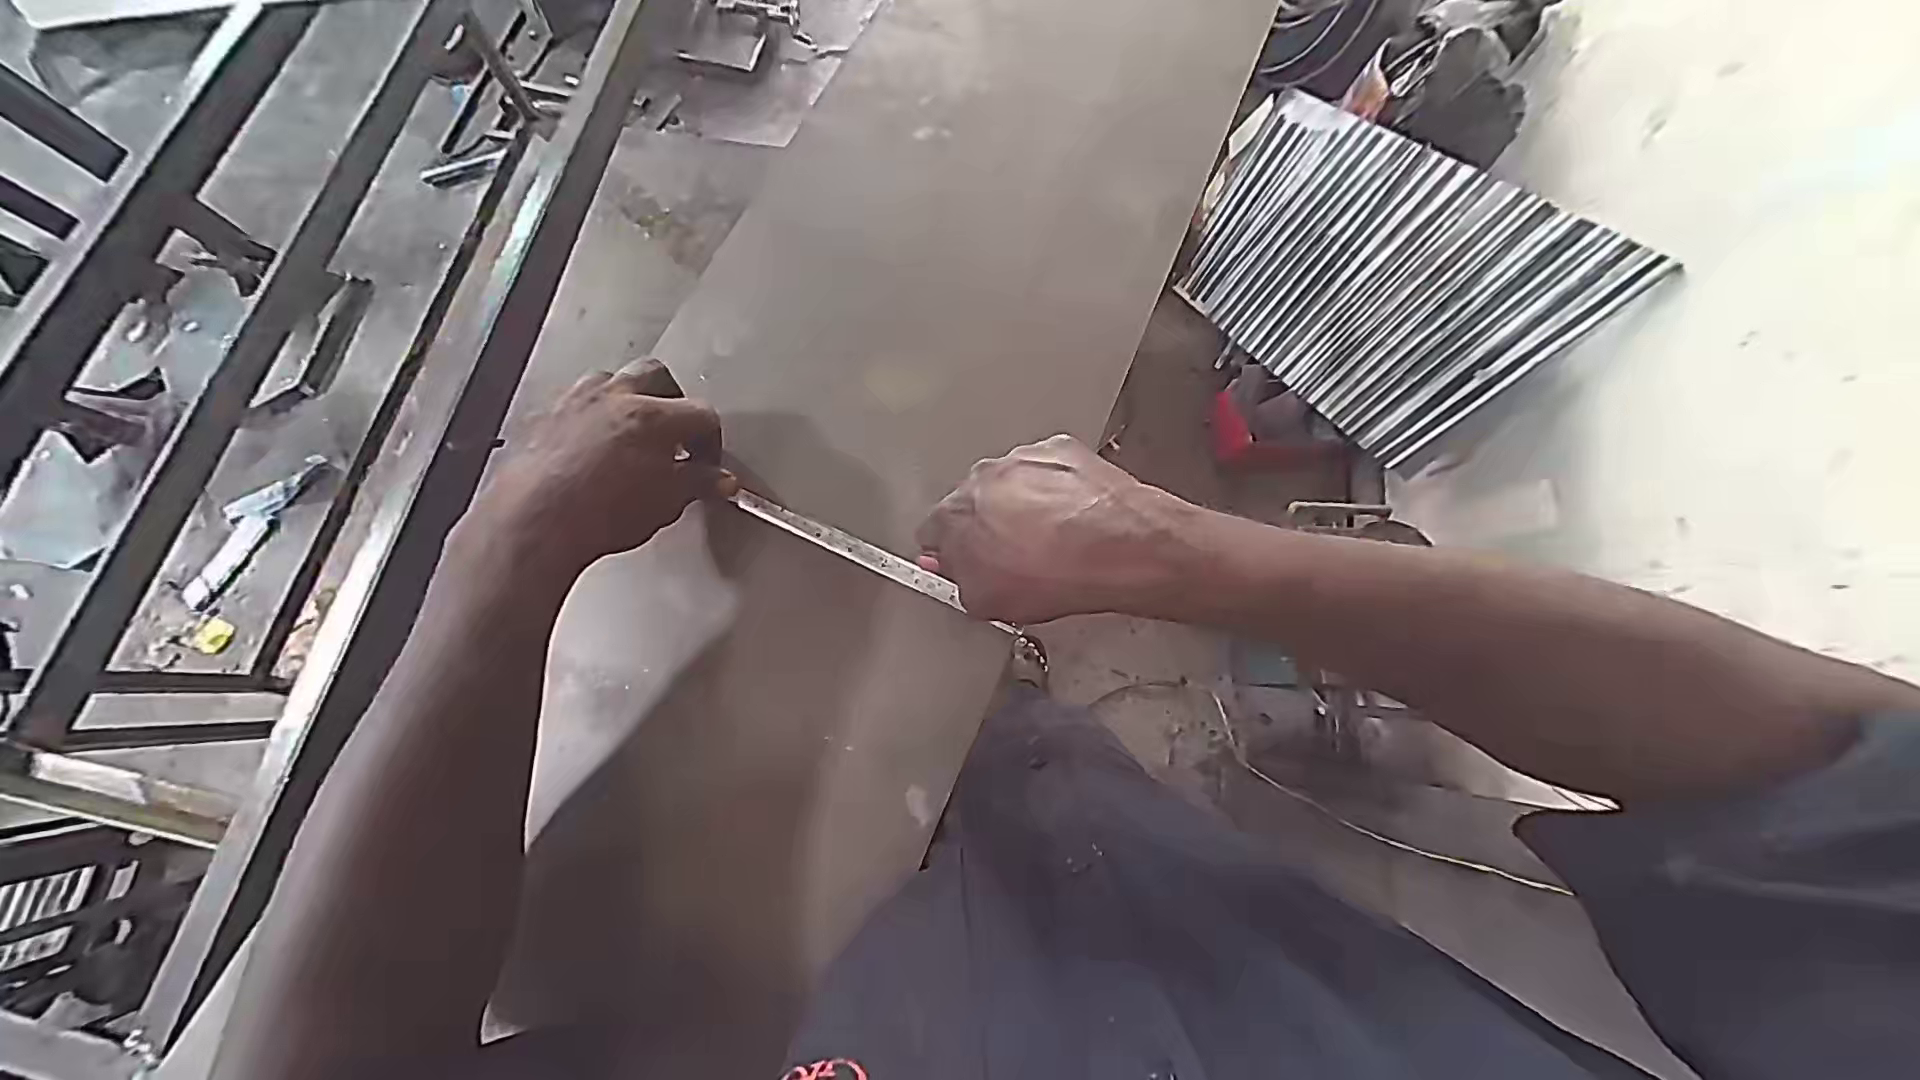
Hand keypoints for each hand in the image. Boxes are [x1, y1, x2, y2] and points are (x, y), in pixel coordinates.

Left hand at [473, 362, 735, 576]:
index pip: (701, 414)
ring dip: (629, 400)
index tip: (707, 462)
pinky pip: (576, 403)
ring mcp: (575, 404)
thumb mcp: (667, 502)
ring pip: (611, 381)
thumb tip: (717, 480)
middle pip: (656, 375)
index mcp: (653, 416)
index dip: (711, 440)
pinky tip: (597, 446)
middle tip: (676, 432)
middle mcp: (614, 399)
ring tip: (636, 434)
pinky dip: (593, 417)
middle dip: (673, 400)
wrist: (536, 522)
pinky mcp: (545, 418)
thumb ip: (699, 483)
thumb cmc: (597, 511)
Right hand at [915, 435, 1193, 623]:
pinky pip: (1045, 469)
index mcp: (953, 515)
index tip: (967, 563)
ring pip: (1008, 483)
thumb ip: (959, 582)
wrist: (1121, 547)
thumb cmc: (1059, 573)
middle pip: (971, 503)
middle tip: (1014, 554)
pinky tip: (1071, 516)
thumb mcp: (988, 602)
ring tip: (1050, 538)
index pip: (932, 532)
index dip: (951, 552)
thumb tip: (958, 573)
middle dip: (986, 525)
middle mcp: (981, 478)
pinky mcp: (1057, 450)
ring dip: (1019, 504)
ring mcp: (1020, 460)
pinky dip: (1052, 488)